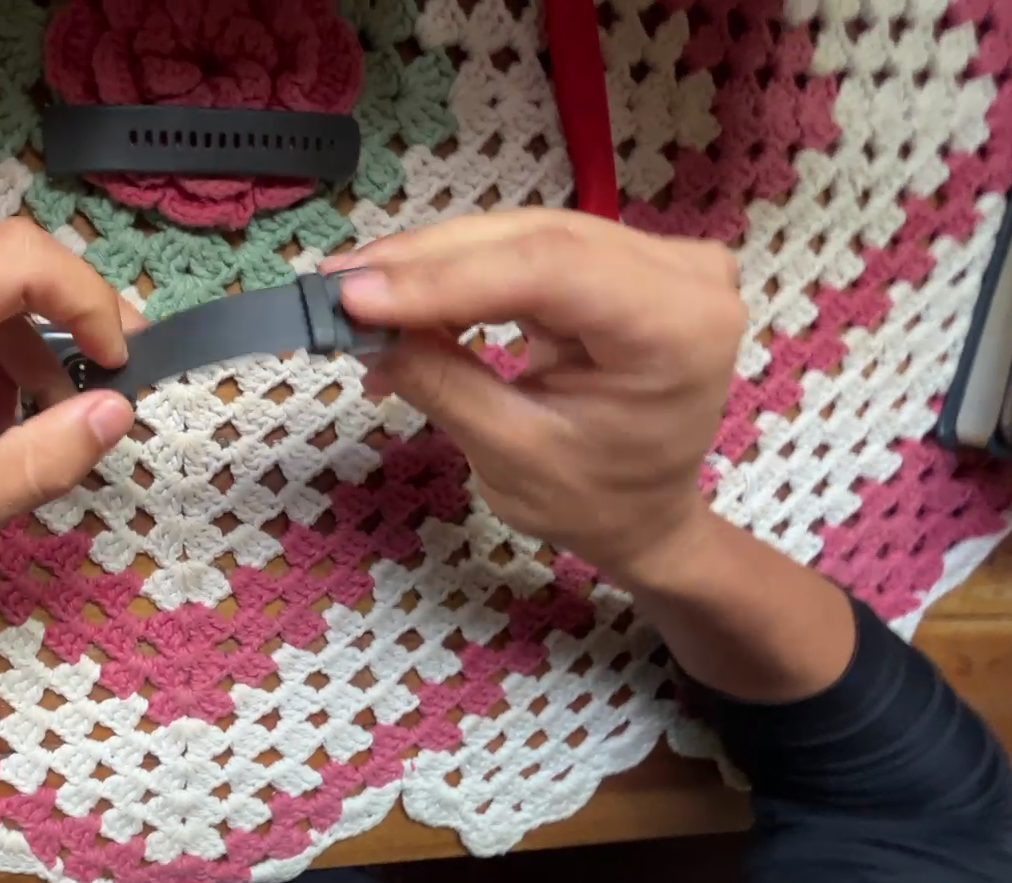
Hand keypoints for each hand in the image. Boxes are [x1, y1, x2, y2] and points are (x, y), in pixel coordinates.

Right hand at [325, 209, 746, 584]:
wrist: (638, 514)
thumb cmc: (587, 501)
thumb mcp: (507, 453)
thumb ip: (440, 383)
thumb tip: (365, 334)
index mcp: (675, 325)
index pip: (548, 270)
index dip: (442, 279)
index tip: (353, 297)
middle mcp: (676, 272)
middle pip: (531, 241)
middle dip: (422, 263)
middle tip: (335, 283)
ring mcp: (648, 261)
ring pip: (517, 238)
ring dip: (427, 263)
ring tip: (352, 286)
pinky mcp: (611, 266)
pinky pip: (519, 255)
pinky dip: (451, 276)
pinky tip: (396, 291)